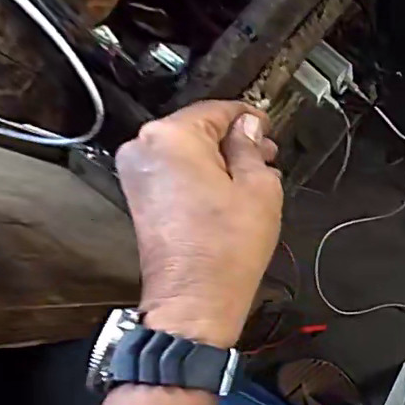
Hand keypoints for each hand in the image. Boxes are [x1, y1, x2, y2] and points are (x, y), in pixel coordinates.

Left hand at [115, 100, 281, 348]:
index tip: (268, 125)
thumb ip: (252, 148)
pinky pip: (175, 172)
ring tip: (253, 177)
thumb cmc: (226, 247)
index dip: (249, 117)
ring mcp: (137, 174)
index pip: (217, 109)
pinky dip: (202, 176)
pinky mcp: (140, 197)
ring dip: (219, 158)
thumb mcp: (259, 187)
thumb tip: (249, 129)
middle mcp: (145, 148)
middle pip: (197, 128)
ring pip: (186, 151)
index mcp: (172, 137)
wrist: (197, 295)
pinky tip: (231, 193)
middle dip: (233, 139)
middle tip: (267, 154)